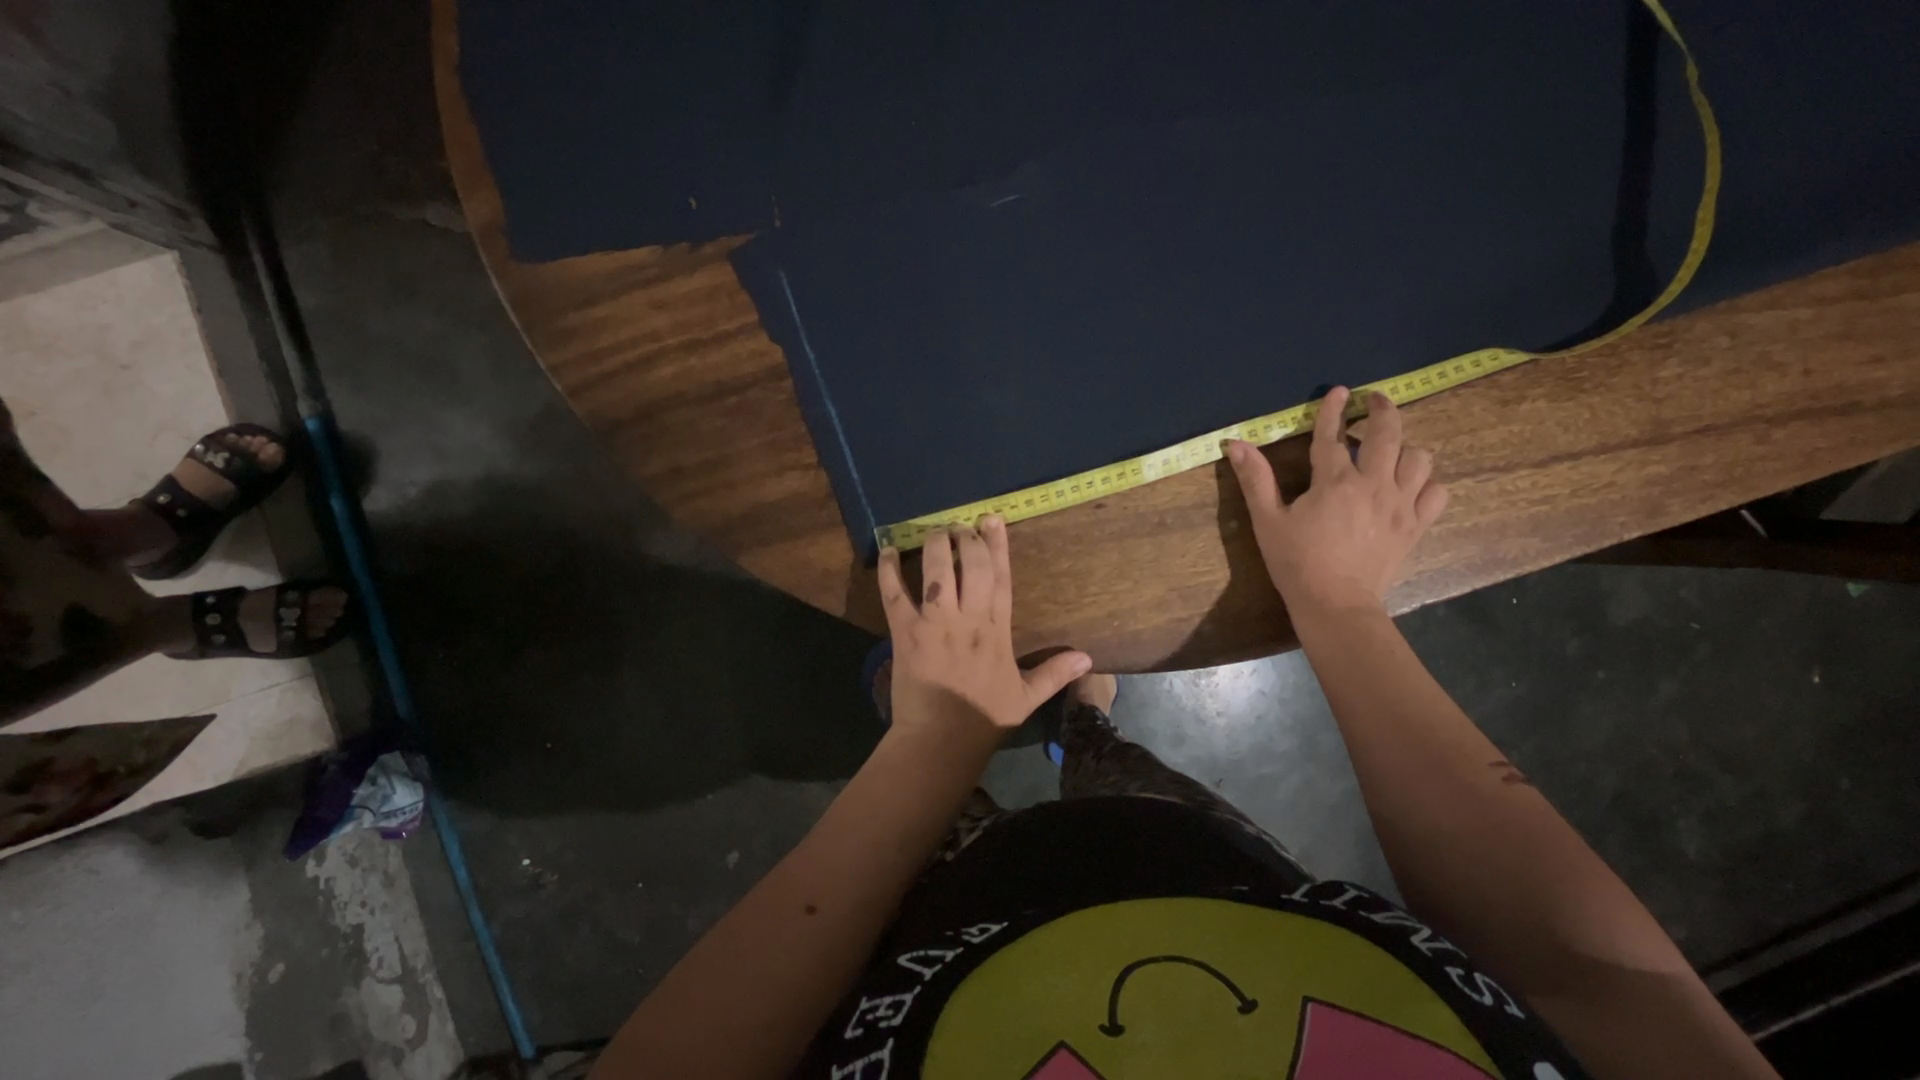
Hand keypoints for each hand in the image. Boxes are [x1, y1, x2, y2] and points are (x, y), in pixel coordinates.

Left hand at [878, 516, 1091, 732]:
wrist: (942, 740)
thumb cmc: (984, 719)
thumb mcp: (1026, 696)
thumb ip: (1055, 673)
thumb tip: (1087, 658)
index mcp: (996, 629)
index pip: (1000, 577)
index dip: (997, 545)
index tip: (992, 520)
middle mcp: (968, 618)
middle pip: (969, 565)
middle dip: (965, 539)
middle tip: (960, 526)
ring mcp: (935, 623)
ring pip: (935, 572)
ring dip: (935, 546)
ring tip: (935, 532)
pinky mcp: (905, 633)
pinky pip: (894, 595)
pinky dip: (889, 571)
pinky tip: (888, 551)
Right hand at [1226, 386, 1447, 614]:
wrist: (1335, 604)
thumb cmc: (1296, 563)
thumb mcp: (1268, 521)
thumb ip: (1255, 479)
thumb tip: (1236, 444)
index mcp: (1335, 482)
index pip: (1333, 435)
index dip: (1333, 410)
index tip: (1339, 390)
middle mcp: (1374, 485)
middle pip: (1389, 434)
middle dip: (1383, 410)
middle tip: (1376, 402)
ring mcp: (1400, 505)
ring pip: (1419, 459)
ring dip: (1407, 448)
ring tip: (1393, 450)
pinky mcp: (1415, 526)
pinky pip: (1436, 493)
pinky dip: (1428, 484)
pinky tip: (1411, 486)